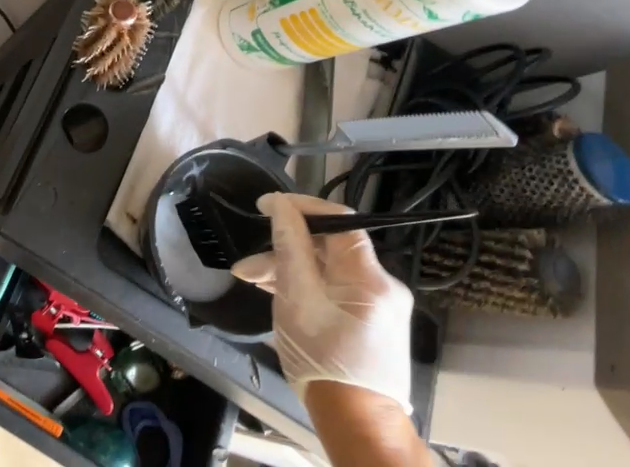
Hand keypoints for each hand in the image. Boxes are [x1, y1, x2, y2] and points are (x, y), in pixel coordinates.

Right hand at [232, 192, 415, 413]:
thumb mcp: (297, 298)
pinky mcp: (371, 323)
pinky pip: (335, 291)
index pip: (338, 220)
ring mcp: (379, 307)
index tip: (266, 206)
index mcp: (369, 277)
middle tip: (247, 263)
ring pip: (328, 271)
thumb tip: (280, 205)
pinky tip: (275, 292)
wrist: (358, 423)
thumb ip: (290, 247)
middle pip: (328, 249)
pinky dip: (306, 288)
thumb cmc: (322, 358)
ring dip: (289, 270)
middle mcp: (382, 286)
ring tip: (251, 280)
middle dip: (285, 248)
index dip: (301, 207)